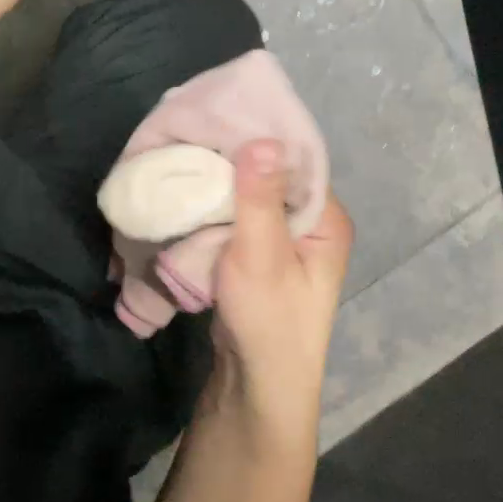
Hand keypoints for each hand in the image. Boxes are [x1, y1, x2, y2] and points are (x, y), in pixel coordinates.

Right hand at [207, 139, 353, 446]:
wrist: (256, 382)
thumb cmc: (268, 318)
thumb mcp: (261, 255)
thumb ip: (260, 199)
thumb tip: (263, 138)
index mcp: (325, 219)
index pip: (292, 161)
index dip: (253, 137)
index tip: (209, 119)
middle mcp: (309, 224)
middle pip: (266, 176)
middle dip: (226, 161)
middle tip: (182, 139)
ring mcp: (281, 240)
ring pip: (245, 197)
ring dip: (214, 184)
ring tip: (177, 161)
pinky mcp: (255, 254)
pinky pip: (233, 216)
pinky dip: (210, 207)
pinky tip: (183, 195)